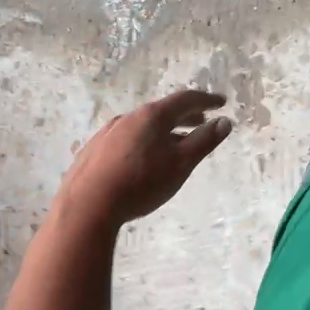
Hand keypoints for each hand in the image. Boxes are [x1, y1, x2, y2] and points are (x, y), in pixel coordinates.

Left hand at [54, 90, 232, 229]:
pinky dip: (141, 142)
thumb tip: (225, 122)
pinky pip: (124, 140)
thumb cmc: (140, 184)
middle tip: (201, 122)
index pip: (186, 99)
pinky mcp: (90, 152)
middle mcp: (128, 118)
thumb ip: (205, 141)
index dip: (207, 100)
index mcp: (152, 116)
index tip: (222, 103)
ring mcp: (106, 134)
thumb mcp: (181, 164)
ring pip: (142, 126)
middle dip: (185, 115)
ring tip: (172, 144)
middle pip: (163, 111)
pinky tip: (140, 160)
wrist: (84, 210)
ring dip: (162, 130)